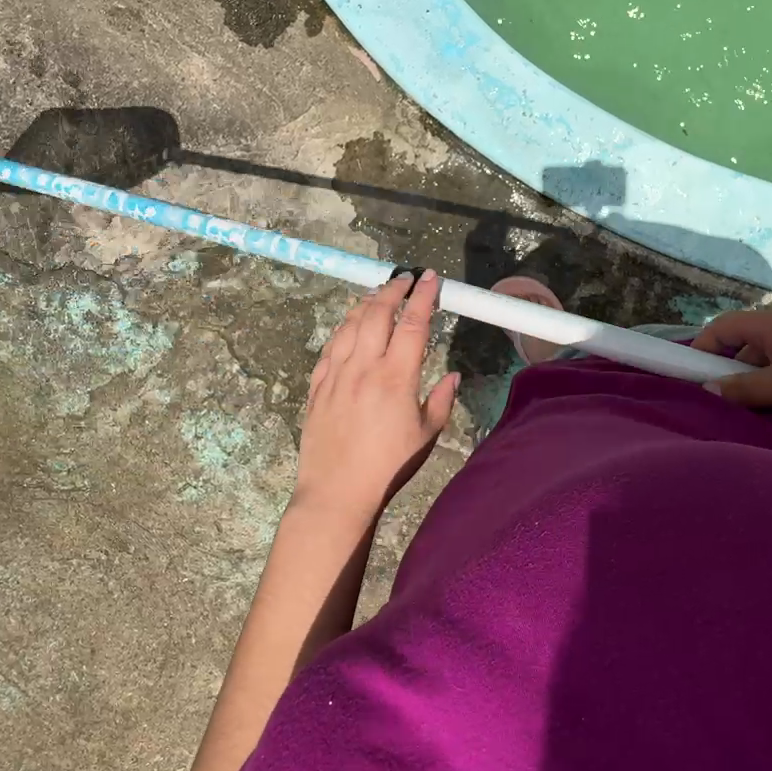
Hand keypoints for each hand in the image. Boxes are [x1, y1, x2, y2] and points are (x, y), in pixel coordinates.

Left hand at [295, 270, 459, 520]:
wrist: (337, 492)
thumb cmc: (389, 466)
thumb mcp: (427, 435)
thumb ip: (441, 400)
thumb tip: (453, 375)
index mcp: (396, 377)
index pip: (413, 323)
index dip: (424, 296)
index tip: (431, 278)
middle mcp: (364, 367)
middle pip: (378, 313)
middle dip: (393, 289)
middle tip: (405, 278)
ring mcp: (336, 374)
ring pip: (350, 324)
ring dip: (367, 302)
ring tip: (379, 293)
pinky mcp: (317, 386)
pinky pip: (330, 346)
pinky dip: (344, 327)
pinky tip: (350, 324)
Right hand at [690, 310, 771, 425]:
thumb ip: (743, 388)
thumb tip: (706, 391)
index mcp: (770, 323)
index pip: (721, 328)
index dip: (702, 348)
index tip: (690, 379)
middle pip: (740, 349)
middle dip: (727, 375)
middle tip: (720, 406)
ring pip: (763, 367)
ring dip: (753, 389)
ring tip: (747, 417)